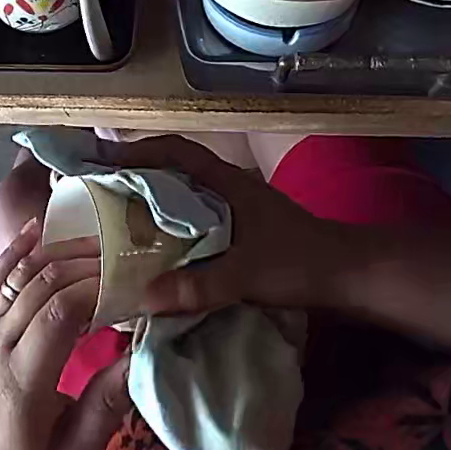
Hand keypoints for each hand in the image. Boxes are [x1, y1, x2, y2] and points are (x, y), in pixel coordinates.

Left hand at [0, 219, 131, 449]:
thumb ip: (105, 406)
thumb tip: (140, 353)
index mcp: (21, 383)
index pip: (56, 313)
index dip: (94, 289)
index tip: (130, 282)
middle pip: (40, 285)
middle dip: (84, 263)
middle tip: (125, 255)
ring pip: (20, 276)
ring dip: (58, 251)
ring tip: (97, 239)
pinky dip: (15, 251)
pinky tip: (35, 227)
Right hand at [100, 135, 345, 315]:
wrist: (351, 275)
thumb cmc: (300, 262)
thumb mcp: (247, 275)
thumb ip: (197, 286)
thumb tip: (142, 298)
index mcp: (226, 182)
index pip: (174, 152)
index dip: (137, 151)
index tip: (102, 160)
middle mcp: (225, 185)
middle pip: (171, 166)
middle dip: (134, 171)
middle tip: (98, 186)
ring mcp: (233, 203)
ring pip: (181, 189)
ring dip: (150, 195)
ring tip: (116, 212)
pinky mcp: (238, 224)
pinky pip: (192, 212)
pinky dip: (168, 219)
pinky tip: (155, 241)